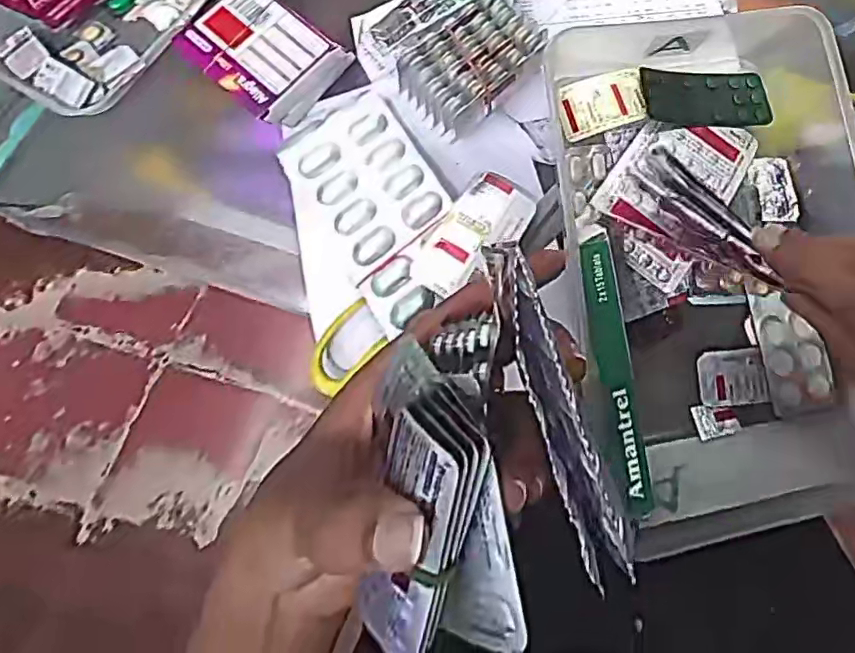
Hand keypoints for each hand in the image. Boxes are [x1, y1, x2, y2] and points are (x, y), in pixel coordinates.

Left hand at [190, 250, 566, 652]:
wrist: (287, 588)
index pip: (441, 325)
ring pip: (504, 414)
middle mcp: (424, 403)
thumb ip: (355, 521)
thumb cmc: (290, 522)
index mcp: (388, 384)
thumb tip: (413, 528)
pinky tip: (525, 493)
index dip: (490, 293)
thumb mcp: (310, 515)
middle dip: (531, 350)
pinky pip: (505, 464)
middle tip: (567, 360)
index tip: (538, 267)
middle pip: (487, 358)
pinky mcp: (460, 484)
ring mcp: (445, 443)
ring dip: (531, 428)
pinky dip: (524, 472)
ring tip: (534, 466)